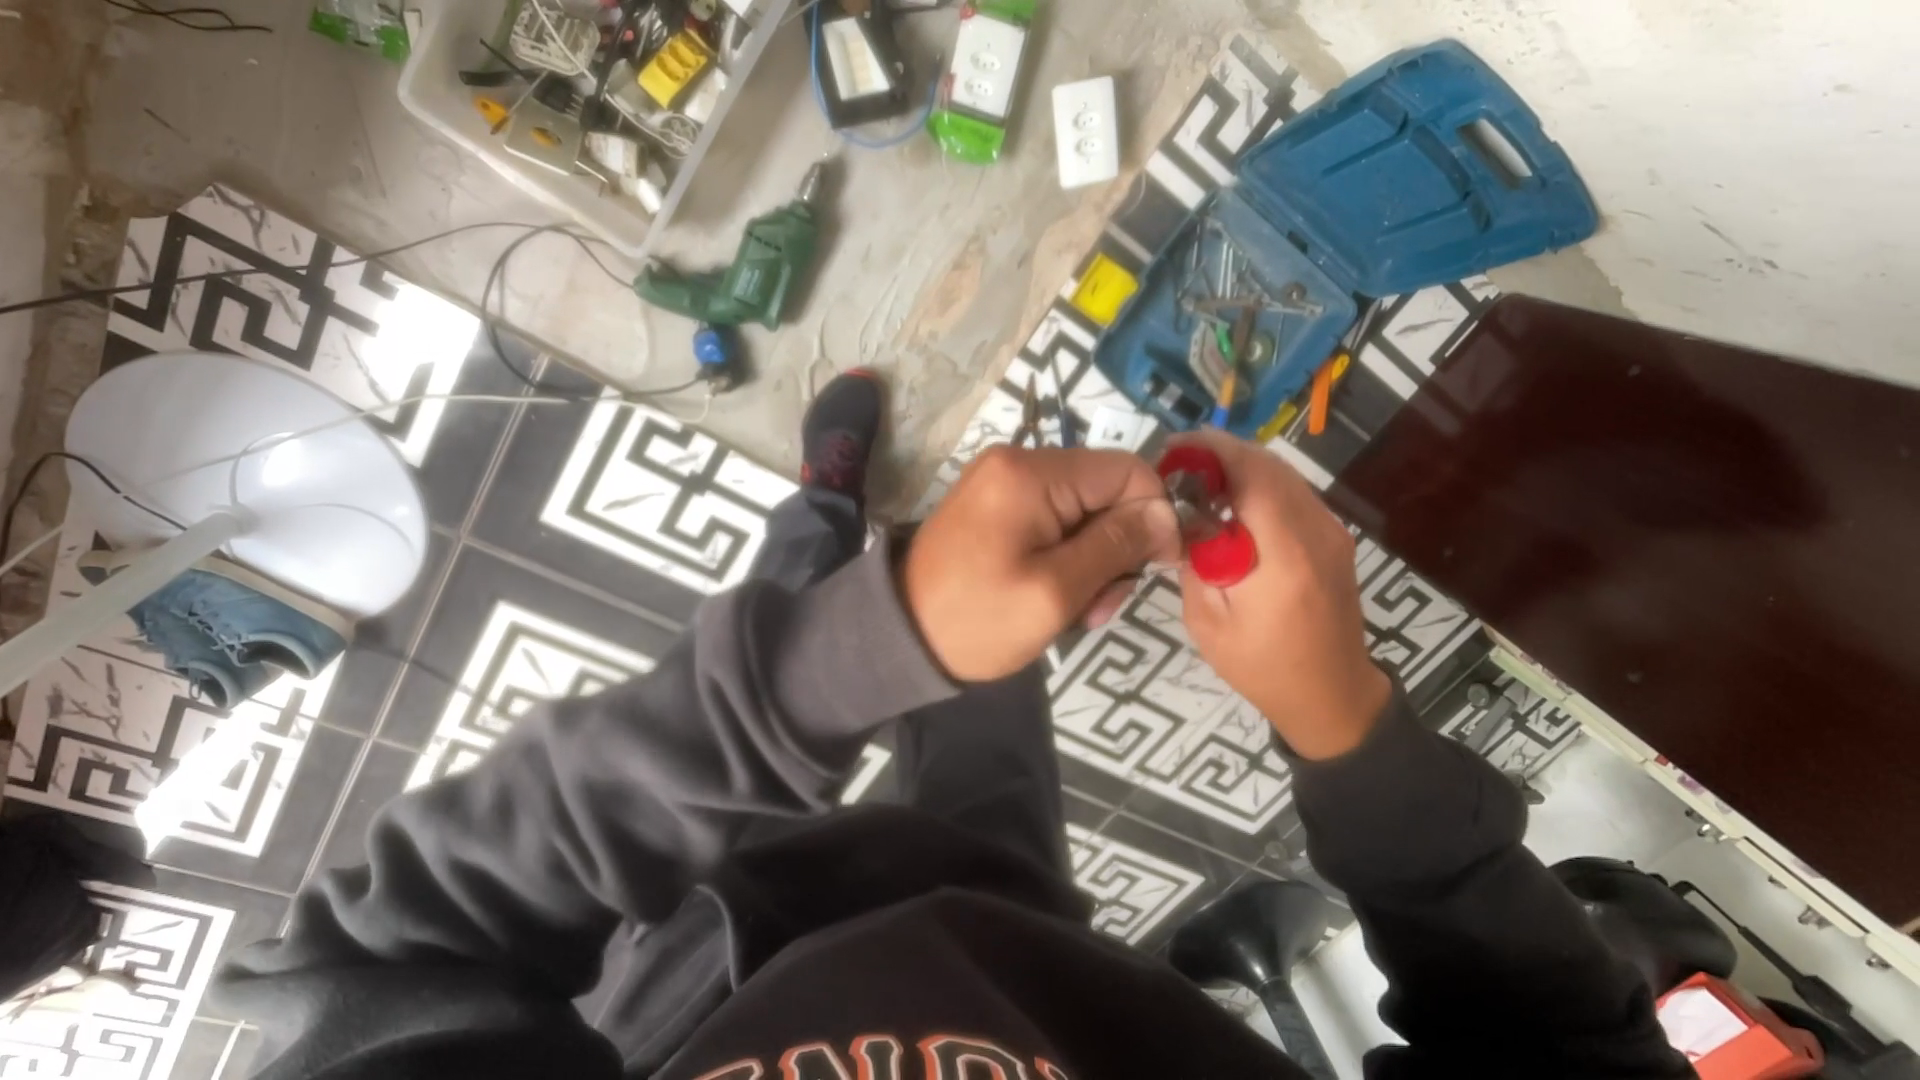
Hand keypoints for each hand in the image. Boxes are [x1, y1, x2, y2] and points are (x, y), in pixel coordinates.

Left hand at [902, 446, 1180, 681]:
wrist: (900, 640)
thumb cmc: (977, 620)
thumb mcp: (1056, 591)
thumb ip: (1117, 546)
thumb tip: (1169, 514)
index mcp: (1030, 472)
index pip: (1128, 470)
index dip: (1155, 516)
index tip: (1158, 568)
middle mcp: (1018, 462)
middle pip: (1106, 491)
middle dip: (1117, 549)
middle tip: (1098, 605)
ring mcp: (1004, 484)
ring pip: (1085, 512)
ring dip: (1093, 563)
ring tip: (1074, 611)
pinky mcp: (998, 508)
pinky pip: (1055, 523)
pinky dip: (1066, 560)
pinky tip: (1056, 598)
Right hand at [1173, 431, 1390, 759]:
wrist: (1331, 696)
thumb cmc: (1262, 666)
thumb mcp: (1208, 620)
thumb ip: (1196, 558)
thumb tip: (1182, 511)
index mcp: (1286, 556)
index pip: (1253, 475)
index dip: (1211, 452)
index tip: (1172, 451)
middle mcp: (1318, 532)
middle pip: (1269, 466)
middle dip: (1221, 454)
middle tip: (1176, 463)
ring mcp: (1333, 532)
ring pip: (1283, 475)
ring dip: (1239, 467)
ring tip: (1196, 480)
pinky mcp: (1334, 538)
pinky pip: (1293, 494)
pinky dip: (1258, 486)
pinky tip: (1229, 503)